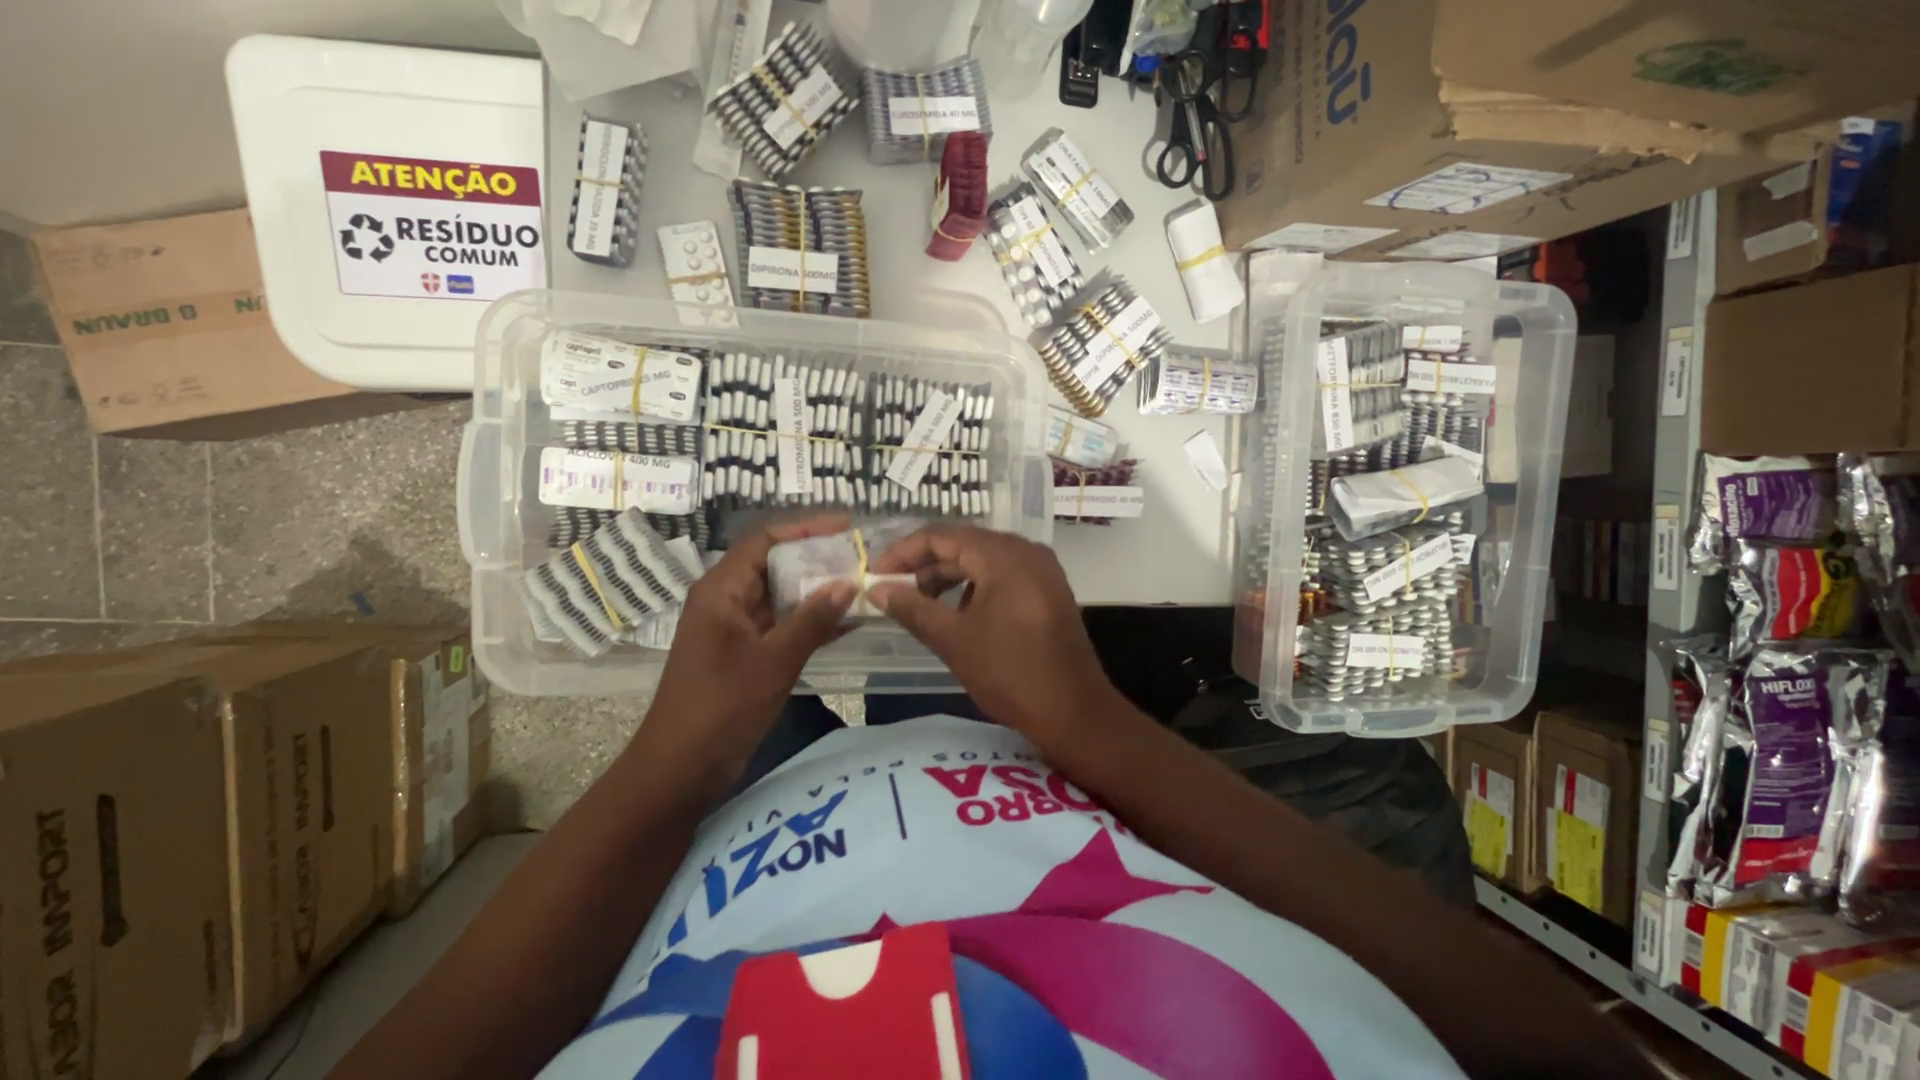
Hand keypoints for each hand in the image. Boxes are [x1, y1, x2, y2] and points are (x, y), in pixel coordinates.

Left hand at [642, 515, 855, 792]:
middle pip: (774, 566)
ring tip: (863, 584)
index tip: (847, 527)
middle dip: (817, 560)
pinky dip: (810, 623)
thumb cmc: (722, 705)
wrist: (682, 766)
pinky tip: (848, 623)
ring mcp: (735, 630)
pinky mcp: (744, 657)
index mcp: (721, 590)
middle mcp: (726, 602)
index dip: (806, 530)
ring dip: (817, 593)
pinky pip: (781, 627)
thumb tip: (847, 583)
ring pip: (780, 598)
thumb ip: (812, 619)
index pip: (765, 542)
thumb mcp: (773, 660)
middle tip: (862, 557)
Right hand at [867, 524, 1119, 736]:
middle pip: (964, 543)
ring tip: (918, 604)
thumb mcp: (953, 640)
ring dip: (948, 577)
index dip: (903, 553)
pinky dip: (974, 587)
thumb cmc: (1010, 673)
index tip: (875, 576)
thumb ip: (912, 608)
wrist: (1073, 712)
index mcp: (1004, 555)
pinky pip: (1003, 576)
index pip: (941, 536)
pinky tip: (956, 614)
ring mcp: (1042, 571)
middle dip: (924, 565)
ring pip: (983, 560)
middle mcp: (1026, 552)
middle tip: (891, 590)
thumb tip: (877, 589)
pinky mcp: (1048, 592)